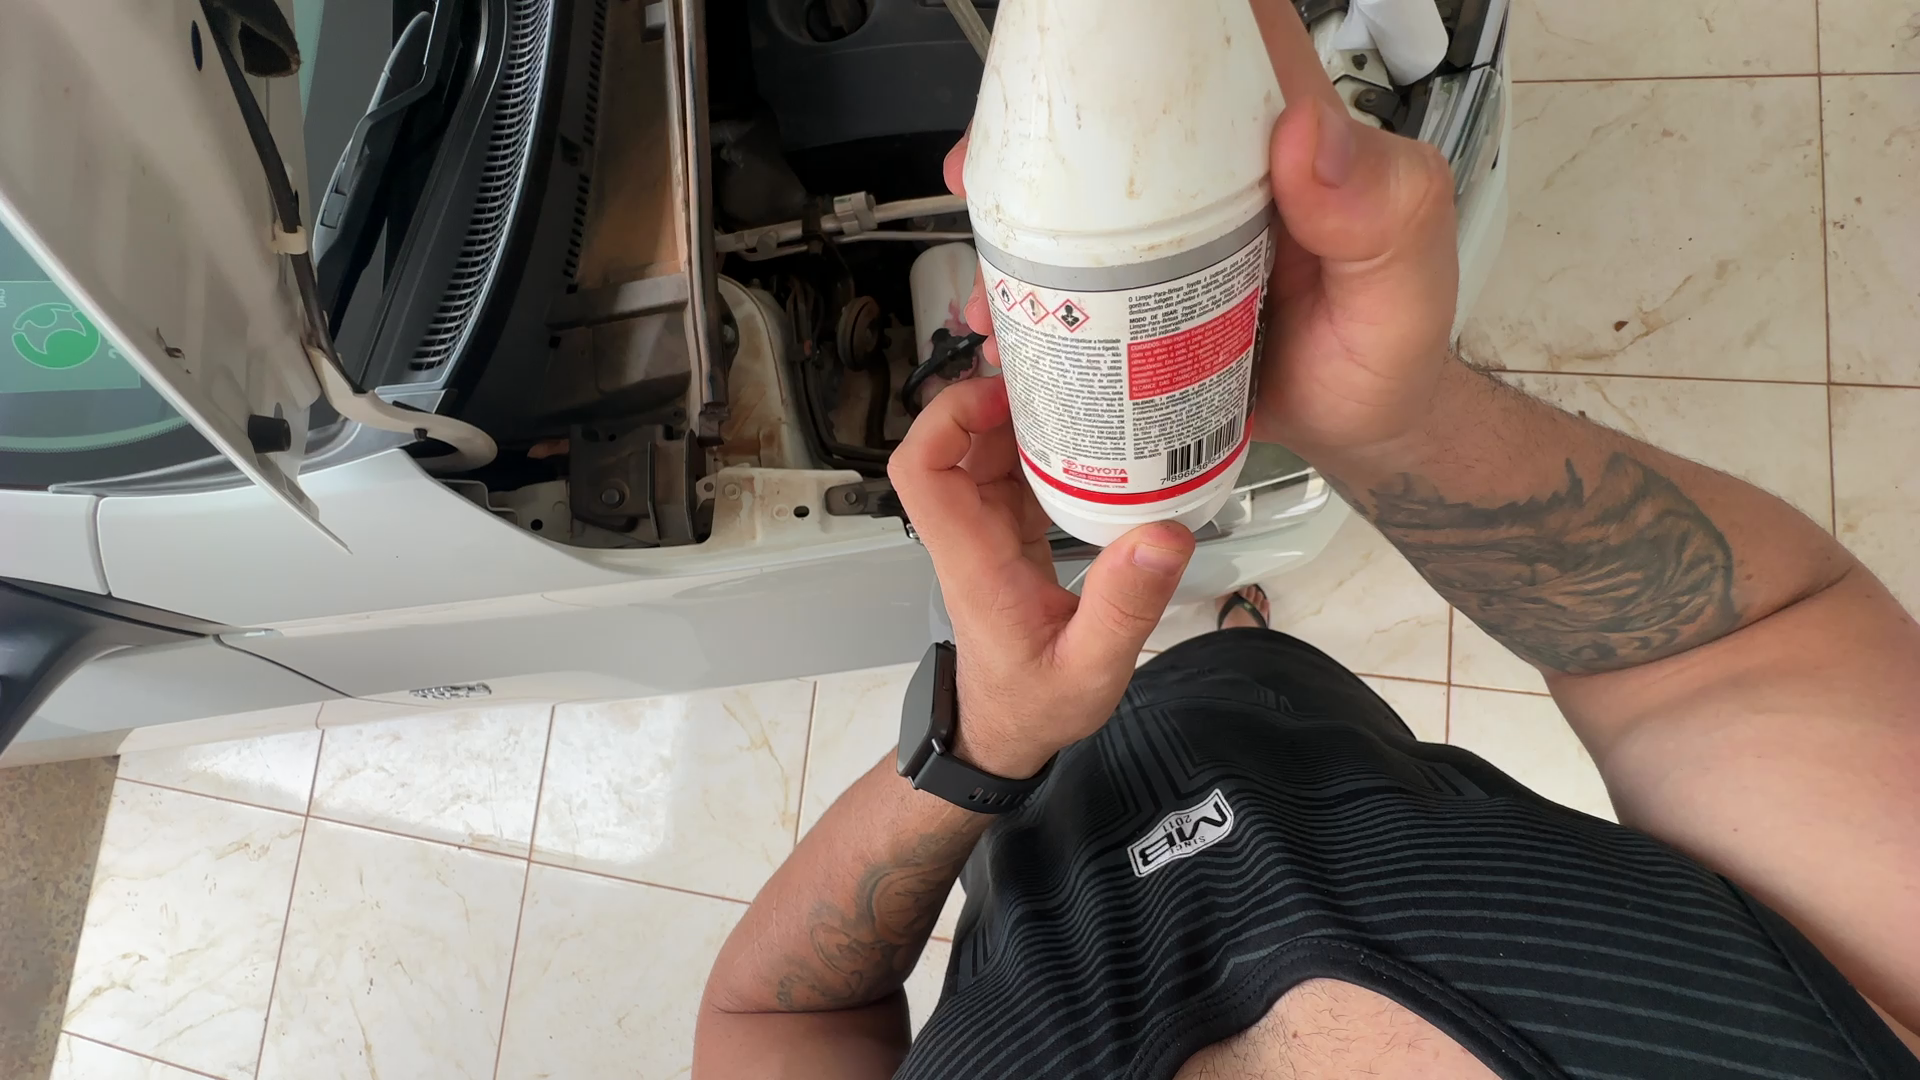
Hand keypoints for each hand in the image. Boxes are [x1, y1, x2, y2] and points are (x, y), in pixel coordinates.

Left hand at [888, 379, 1195, 780]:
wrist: (1009, 728)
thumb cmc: (1035, 706)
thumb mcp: (1091, 671)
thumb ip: (1124, 609)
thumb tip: (1163, 535)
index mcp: (973, 561)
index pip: (922, 471)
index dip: (946, 418)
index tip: (1000, 395)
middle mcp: (970, 537)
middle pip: (956, 447)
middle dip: (998, 402)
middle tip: (1064, 379)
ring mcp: (987, 535)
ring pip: (987, 456)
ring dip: (1025, 424)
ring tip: (1086, 400)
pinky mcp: (1009, 538)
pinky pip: (1016, 479)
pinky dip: (1046, 454)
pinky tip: (1095, 447)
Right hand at [939, 7, 1459, 459]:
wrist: (1353, 429)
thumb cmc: (1385, 357)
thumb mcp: (1405, 282)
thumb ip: (1380, 208)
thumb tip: (1303, 136)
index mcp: (1287, 149)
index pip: (1220, 47)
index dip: (1146, 27)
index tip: (1074, 40)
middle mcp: (1221, 188)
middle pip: (1121, 134)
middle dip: (1042, 143)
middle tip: (980, 171)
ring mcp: (1178, 251)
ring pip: (1084, 218)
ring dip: (1021, 238)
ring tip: (987, 283)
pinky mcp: (1150, 307)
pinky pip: (1083, 290)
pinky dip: (1038, 305)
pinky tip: (1011, 333)